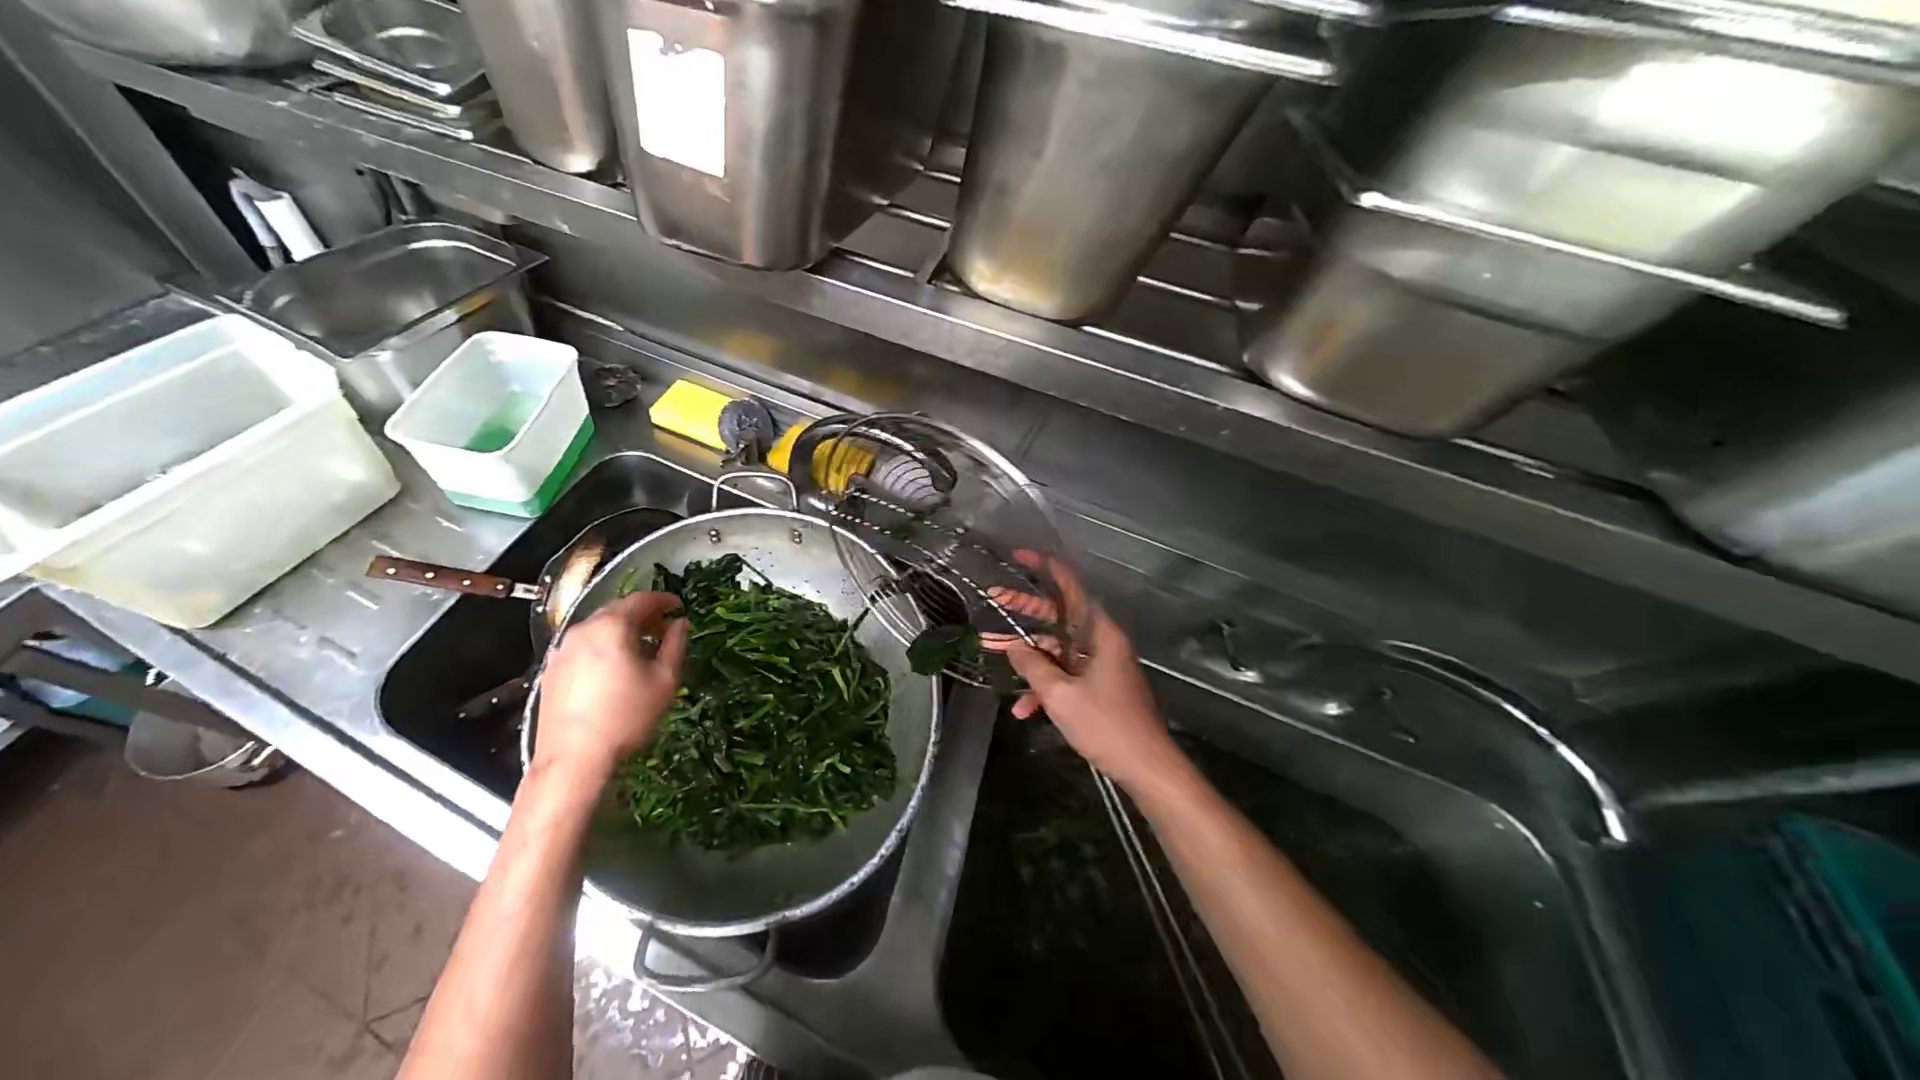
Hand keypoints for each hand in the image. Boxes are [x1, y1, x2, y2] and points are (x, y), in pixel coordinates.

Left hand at [532, 591, 687, 777]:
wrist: (573, 758)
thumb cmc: (626, 717)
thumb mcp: (664, 680)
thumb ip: (675, 644)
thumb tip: (680, 623)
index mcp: (611, 626)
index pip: (641, 599)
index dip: (664, 599)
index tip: (679, 607)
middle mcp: (582, 630)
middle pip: (617, 611)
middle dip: (643, 615)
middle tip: (664, 628)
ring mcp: (562, 650)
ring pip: (598, 628)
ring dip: (622, 632)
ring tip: (641, 650)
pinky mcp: (552, 670)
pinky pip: (584, 646)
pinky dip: (603, 647)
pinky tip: (614, 669)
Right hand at [983, 559, 1181, 793]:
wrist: (1146, 766)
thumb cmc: (1106, 724)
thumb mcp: (1060, 695)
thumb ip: (1033, 667)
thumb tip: (1013, 647)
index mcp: (1100, 634)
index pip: (1071, 588)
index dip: (1046, 567)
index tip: (1019, 556)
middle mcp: (1102, 642)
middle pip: (1060, 615)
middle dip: (1026, 610)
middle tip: (993, 599)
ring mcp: (1101, 666)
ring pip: (1058, 648)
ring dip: (1028, 654)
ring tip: (991, 650)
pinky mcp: (1099, 688)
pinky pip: (1066, 676)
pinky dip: (1045, 686)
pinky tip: (1023, 710)